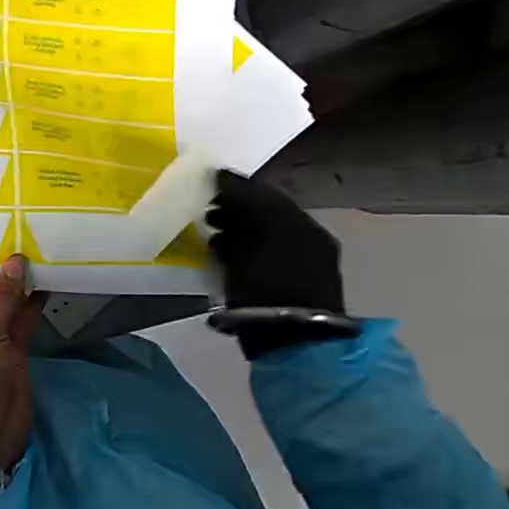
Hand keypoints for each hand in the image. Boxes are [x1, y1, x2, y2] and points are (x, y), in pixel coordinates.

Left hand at [0, 255, 46, 470]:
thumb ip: (4, 299)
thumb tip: (15, 262)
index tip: (3, 244)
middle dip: (6, 277)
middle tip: (28, 246)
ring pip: (9, 308)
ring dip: (23, 289)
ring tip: (41, 260)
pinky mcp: (15, 350)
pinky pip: (23, 322)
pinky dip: (34, 306)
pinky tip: (46, 286)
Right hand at [207, 170, 345, 356]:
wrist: (286, 334)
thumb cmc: (277, 277)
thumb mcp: (267, 229)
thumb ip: (248, 200)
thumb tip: (223, 175)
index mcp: (306, 228)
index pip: (269, 197)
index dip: (239, 188)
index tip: (208, 184)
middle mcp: (301, 244)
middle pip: (259, 217)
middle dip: (231, 210)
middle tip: (202, 208)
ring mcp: (284, 268)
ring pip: (250, 238)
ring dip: (227, 230)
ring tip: (205, 230)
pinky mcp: (265, 289)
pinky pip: (243, 259)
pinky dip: (227, 251)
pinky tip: (212, 251)